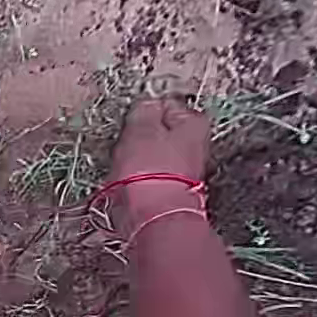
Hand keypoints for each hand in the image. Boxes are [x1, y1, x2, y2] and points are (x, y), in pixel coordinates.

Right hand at [103, 98, 209, 233]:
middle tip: (123, 143)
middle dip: (139, 135)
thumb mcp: (141, 130)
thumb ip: (143, 111)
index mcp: (194, 122)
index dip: (142, 112)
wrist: (151, 212)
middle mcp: (195, 142)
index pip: (165, 105)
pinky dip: (134, 173)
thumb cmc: (149, 170)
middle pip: (158, 130)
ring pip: (150, 151)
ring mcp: (182, 165)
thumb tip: (145, 103)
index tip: (128, 122)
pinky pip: (146, 171)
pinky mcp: (167, 184)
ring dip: (134, 155)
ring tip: (122, 164)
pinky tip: (125, 179)